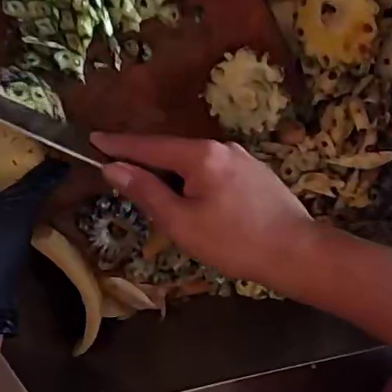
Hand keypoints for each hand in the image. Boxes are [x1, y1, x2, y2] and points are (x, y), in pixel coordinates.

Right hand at [94, 133, 324, 288]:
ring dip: (176, 179)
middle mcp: (223, 147)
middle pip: (174, 153)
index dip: (119, 145)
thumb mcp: (181, 222)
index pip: (149, 145)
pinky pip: (216, 172)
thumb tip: (113, 168)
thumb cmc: (234, 242)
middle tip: (129, 186)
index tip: (94, 139)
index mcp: (201, 155)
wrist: (296, 252)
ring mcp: (244, 158)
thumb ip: (147, 191)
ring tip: (168, 207)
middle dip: (150, 167)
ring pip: (197, 164)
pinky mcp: (257, 173)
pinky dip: (198, 184)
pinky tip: (202, 208)